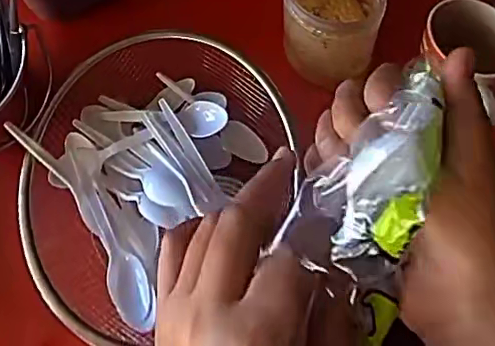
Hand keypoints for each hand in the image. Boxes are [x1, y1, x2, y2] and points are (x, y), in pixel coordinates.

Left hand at [157, 148, 315, 345]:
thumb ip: (328, 328)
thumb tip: (334, 281)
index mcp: (252, 330)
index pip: (290, 255)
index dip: (313, 235)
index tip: (324, 225)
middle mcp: (207, 312)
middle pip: (238, 222)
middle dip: (266, 185)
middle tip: (285, 165)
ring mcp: (177, 313)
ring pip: (204, 227)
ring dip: (234, 206)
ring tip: (259, 196)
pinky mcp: (160, 320)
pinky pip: (172, 252)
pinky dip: (194, 229)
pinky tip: (214, 224)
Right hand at [305, 52, 494, 345]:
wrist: (467, 310)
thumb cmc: (478, 232)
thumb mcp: (477, 163)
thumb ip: (463, 108)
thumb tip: (461, 49)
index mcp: (428, 127)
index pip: (389, 83)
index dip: (379, 85)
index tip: (379, 101)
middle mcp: (398, 145)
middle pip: (356, 106)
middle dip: (350, 114)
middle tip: (359, 138)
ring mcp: (374, 176)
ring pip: (337, 137)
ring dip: (333, 140)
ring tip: (344, 159)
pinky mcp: (356, 208)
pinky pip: (328, 176)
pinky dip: (321, 168)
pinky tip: (322, 169)